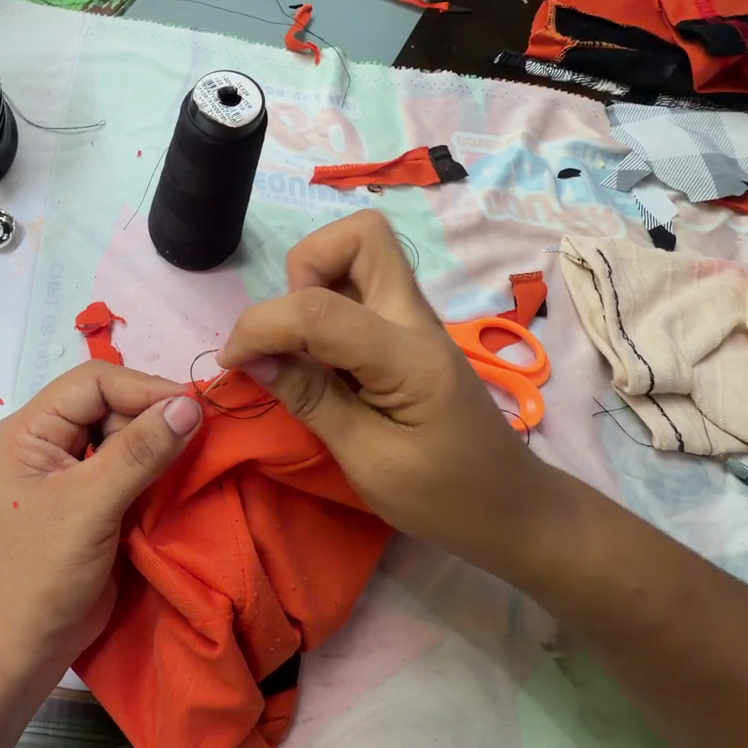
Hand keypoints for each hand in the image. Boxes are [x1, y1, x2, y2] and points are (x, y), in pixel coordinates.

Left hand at [0, 360, 203, 674]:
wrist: (21, 650)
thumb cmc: (42, 573)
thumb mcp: (91, 506)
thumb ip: (140, 452)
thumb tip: (190, 404)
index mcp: (30, 430)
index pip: (92, 383)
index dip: (142, 388)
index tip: (191, 409)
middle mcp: (47, 442)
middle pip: (107, 403)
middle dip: (150, 415)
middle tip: (196, 435)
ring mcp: (68, 472)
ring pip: (121, 434)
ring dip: (156, 443)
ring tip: (192, 454)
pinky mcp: (90, 500)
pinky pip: (127, 466)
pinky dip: (154, 469)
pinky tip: (178, 477)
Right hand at [216, 210, 556, 560]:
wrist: (514, 511)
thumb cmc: (445, 497)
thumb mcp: (368, 462)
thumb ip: (310, 399)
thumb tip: (252, 357)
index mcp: (409, 357)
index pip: (321, 308)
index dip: (261, 326)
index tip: (233, 362)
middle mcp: (414, 319)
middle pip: (362, 236)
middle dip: (304, 266)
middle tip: (288, 331)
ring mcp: (414, 320)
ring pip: (360, 251)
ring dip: (313, 281)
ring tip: (300, 346)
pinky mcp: (406, 331)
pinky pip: (360, 286)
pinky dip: (323, 303)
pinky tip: (318, 356)